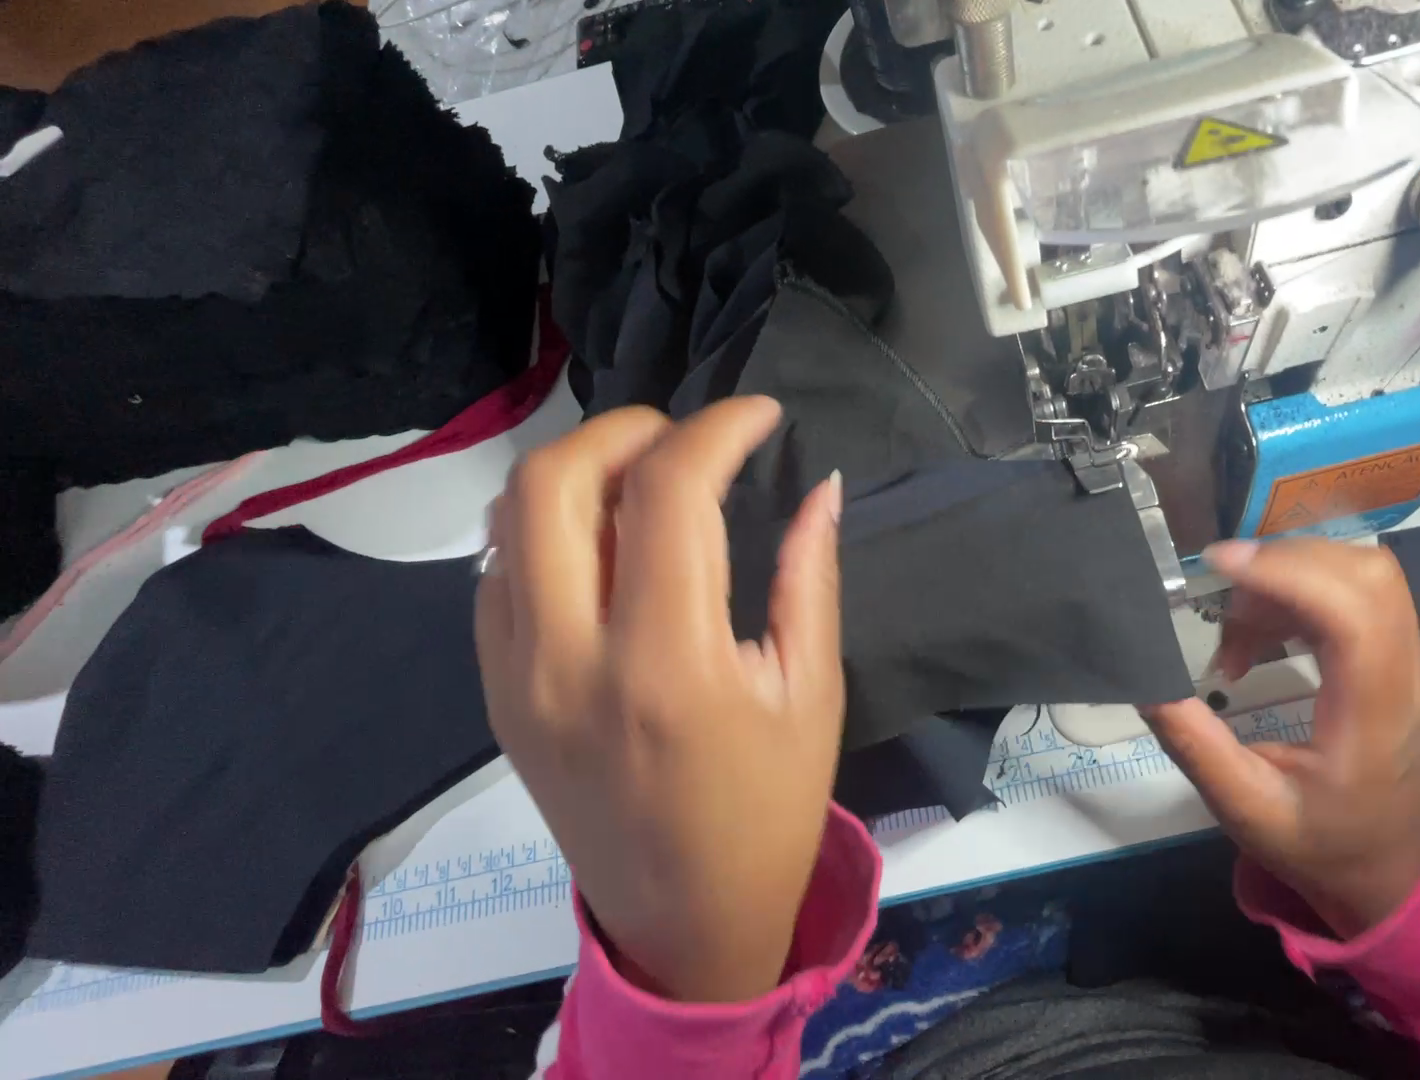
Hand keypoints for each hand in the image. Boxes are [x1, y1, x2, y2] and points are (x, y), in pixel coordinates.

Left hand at [474, 398, 844, 1002]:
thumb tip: (818, 486)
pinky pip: (501, 573)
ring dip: (581, 472)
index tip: (762, 415)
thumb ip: (810, 576)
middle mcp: (568, 659)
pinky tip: (608, 544)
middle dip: (626, 428)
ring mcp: (513, 677)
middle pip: (553, 481)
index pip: (670, 494)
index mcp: (668, 663)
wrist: (685, 918)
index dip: (719, 429)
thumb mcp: (812, 691)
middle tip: (690, 436)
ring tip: (650, 480)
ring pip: (510, 518)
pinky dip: (551, 528)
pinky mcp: (495, 693)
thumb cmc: (770, 808)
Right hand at [1144, 538, 1419, 938]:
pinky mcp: (1394, 659)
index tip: (1219, 565)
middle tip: (1223, 592)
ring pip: (1362, 576)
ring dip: (1289, 578)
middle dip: (1286, 562)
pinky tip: (1258, 636)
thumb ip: (1196, 745)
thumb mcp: (1244, 808)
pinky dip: (1298, 594)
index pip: (1353, 614)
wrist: (1386, 872)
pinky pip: (1354, 595)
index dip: (1288, 572)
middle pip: (1367, 576)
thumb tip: (1148, 680)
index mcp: (1372, 718)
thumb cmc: (1318, 844)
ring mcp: (1406, 665)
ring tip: (1235, 628)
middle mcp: (1403, 678)